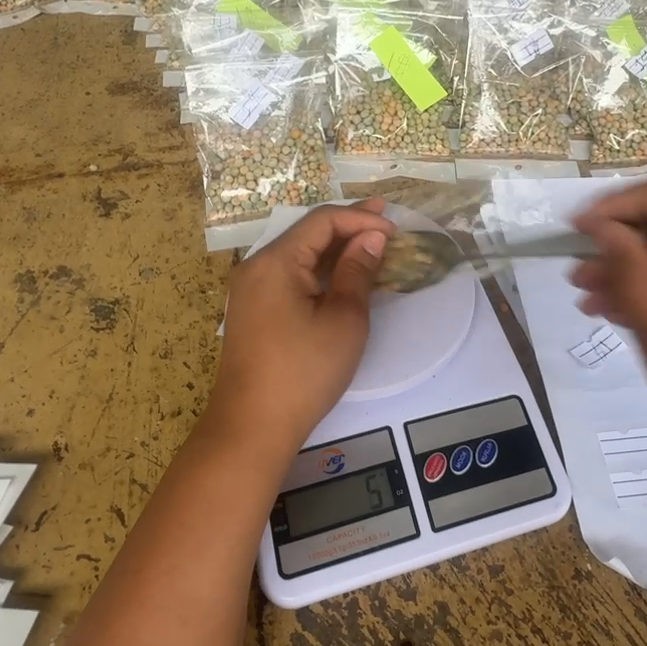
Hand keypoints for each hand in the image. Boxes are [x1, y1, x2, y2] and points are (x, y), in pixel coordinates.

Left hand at [209, 199, 393, 447]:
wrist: (251, 427)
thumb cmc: (303, 372)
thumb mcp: (343, 319)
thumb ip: (358, 271)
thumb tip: (371, 237)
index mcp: (276, 261)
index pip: (322, 220)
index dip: (361, 218)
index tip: (395, 229)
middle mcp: (257, 266)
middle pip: (307, 232)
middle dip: (349, 225)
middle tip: (387, 220)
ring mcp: (251, 288)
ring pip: (299, 253)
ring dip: (335, 247)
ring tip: (371, 242)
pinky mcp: (254, 309)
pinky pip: (290, 274)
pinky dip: (320, 269)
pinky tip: (343, 274)